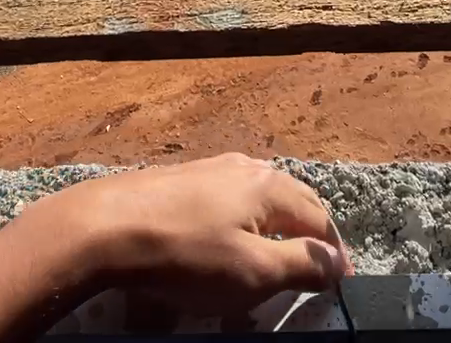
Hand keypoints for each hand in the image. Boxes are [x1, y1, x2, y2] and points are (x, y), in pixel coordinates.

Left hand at [18, 153, 348, 312]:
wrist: (107, 227)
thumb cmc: (186, 254)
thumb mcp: (253, 272)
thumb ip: (302, 264)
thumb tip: (338, 259)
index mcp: (269, 185)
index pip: (319, 218)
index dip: (334, 253)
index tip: (342, 283)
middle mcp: (245, 167)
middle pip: (293, 198)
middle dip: (310, 231)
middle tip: (319, 267)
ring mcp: (212, 168)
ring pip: (260, 195)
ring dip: (278, 223)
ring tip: (279, 253)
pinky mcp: (184, 178)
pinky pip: (231, 198)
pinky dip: (247, 220)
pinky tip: (231, 239)